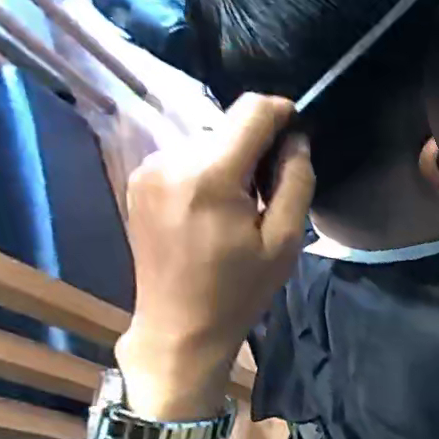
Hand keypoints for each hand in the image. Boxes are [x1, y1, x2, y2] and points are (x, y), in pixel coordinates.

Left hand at [113, 95, 312, 420]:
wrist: (179, 328)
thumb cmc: (237, 292)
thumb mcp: (283, 242)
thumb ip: (296, 181)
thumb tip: (297, 138)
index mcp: (210, 174)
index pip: (252, 110)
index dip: (282, 113)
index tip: (299, 133)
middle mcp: (172, 158)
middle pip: (229, 126)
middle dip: (256, 148)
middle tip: (270, 193)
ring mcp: (149, 168)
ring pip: (208, 141)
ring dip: (231, 162)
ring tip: (240, 208)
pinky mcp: (139, 180)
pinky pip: (186, 158)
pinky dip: (207, 172)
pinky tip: (212, 211)